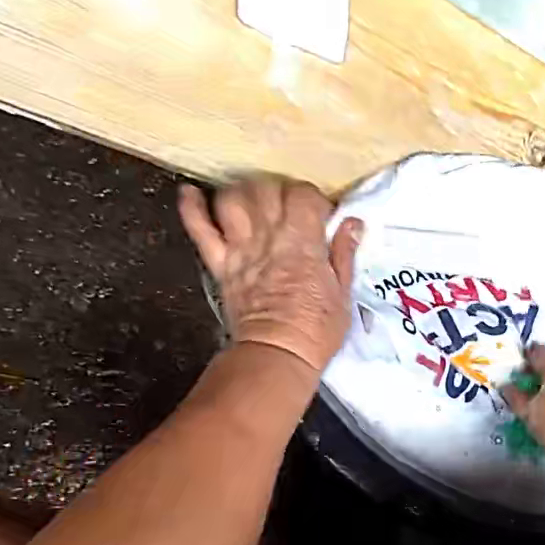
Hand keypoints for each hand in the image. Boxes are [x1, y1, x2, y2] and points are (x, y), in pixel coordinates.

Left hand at [178, 177, 364, 371]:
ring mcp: (240, 249)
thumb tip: (352, 222)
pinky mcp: (220, 265)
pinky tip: (192, 193)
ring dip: (241, 192)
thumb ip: (344, 253)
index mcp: (303, 242)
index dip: (312, 197)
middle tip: (287, 206)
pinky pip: (199, 228)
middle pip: (266, 189)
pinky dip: (192, 207)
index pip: (303, 195)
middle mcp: (269, 237)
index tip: (319, 214)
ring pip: (232, 199)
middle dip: (278, 189)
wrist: (278, 355)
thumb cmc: (316, 330)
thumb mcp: (343, 293)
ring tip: (252, 200)